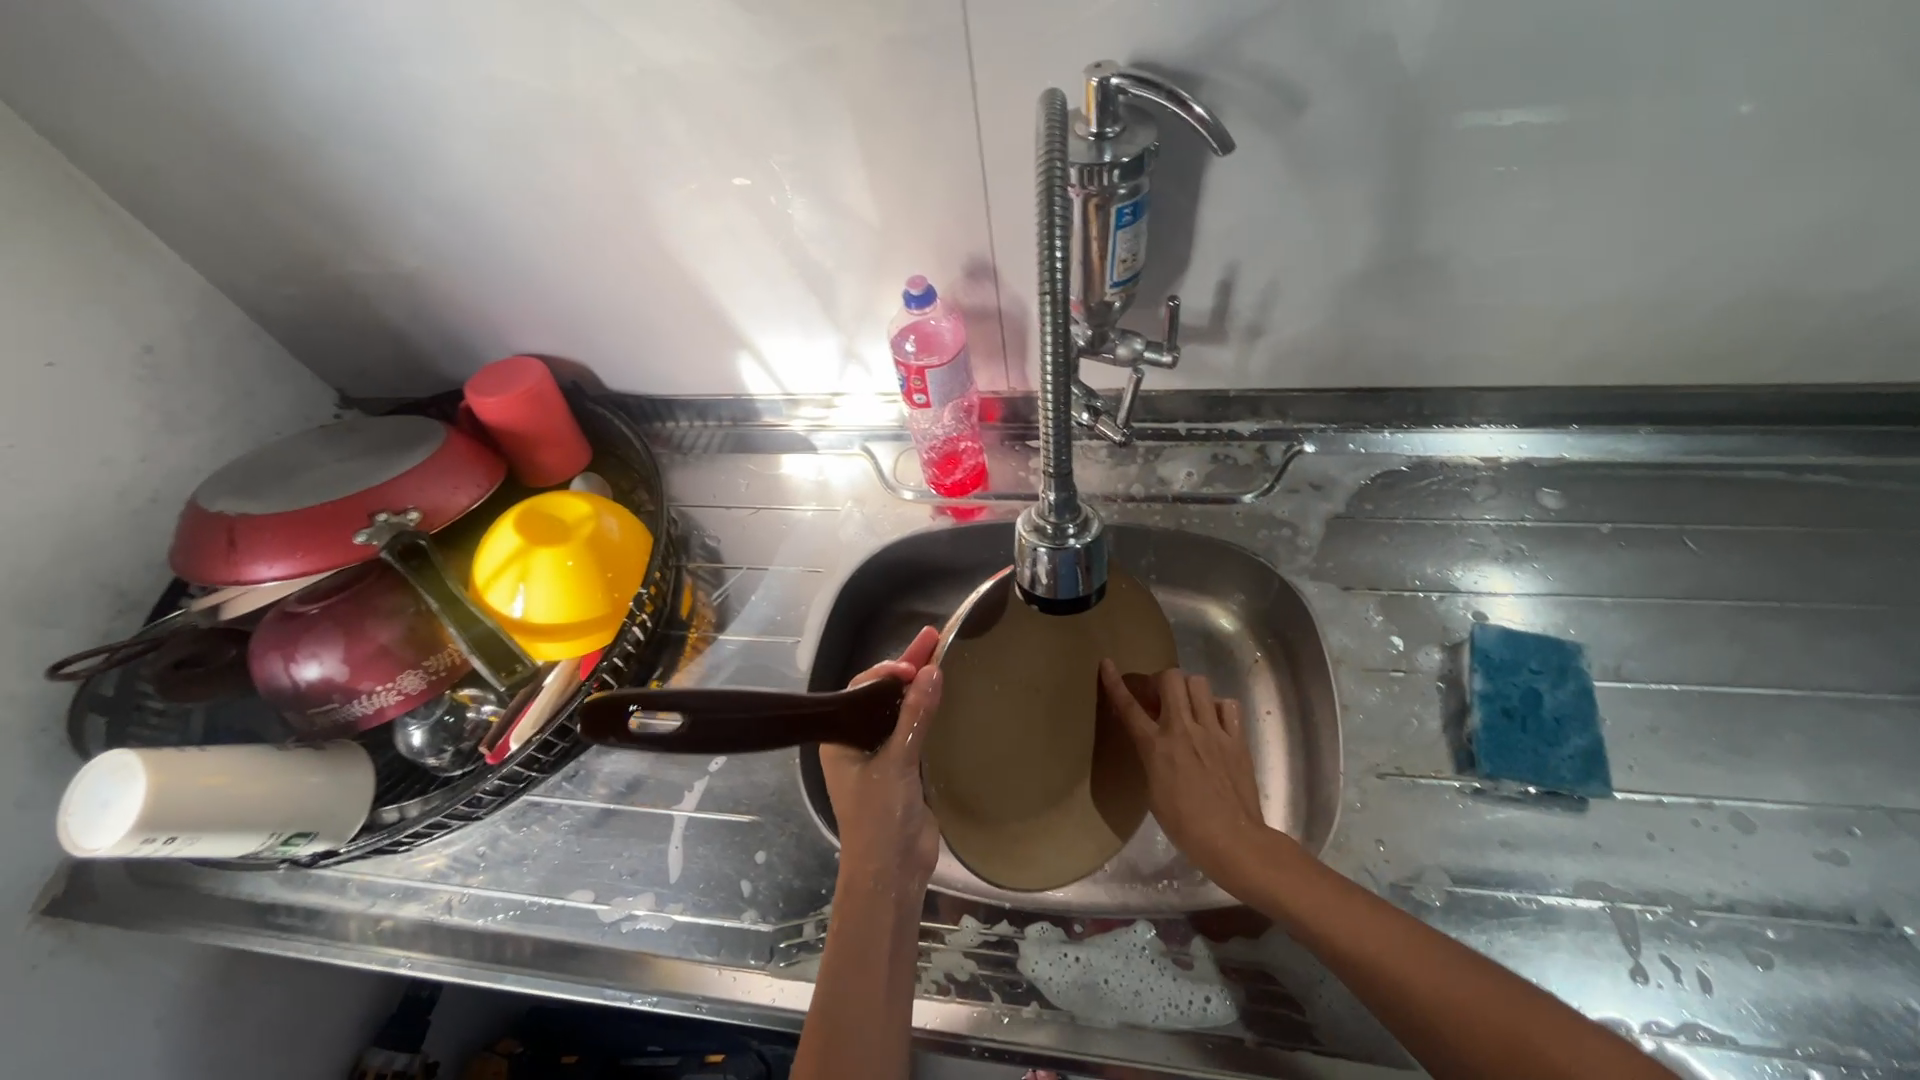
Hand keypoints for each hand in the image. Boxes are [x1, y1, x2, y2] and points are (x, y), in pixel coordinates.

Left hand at [822, 626, 942, 894]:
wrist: (892, 871)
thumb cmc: (880, 817)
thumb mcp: (897, 762)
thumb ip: (914, 716)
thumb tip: (931, 670)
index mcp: (839, 739)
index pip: (861, 690)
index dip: (888, 672)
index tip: (916, 663)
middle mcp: (856, 743)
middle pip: (882, 696)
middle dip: (908, 669)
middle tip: (933, 637)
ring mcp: (881, 756)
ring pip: (900, 712)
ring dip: (920, 687)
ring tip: (944, 655)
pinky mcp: (904, 771)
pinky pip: (915, 731)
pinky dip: (929, 712)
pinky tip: (947, 696)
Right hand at [1098, 661, 1263, 879]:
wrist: (1232, 839)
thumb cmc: (1184, 825)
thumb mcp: (1153, 791)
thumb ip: (1152, 759)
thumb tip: (1154, 744)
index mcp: (1156, 747)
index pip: (1129, 707)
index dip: (1115, 683)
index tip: (1107, 663)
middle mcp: (1183, 730)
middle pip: (1170, 679)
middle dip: (1160, 680)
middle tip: (1158, 695)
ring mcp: (1213, 731)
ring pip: (1199, 683)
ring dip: (1188, 688)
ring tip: (1187, 705)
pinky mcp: (1237, 739)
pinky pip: (1228, 705)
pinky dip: (1218, 707)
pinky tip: (1214, 721)